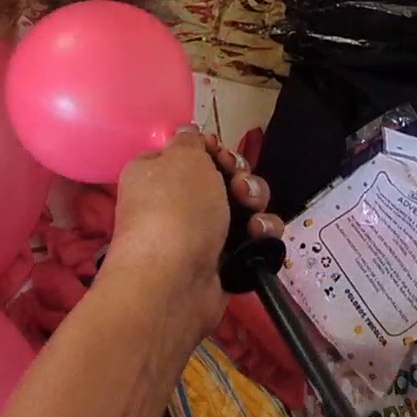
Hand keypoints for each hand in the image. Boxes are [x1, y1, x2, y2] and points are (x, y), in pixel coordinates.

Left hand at [102, 127, 283, 347]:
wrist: (172, 283)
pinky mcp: (222, 261)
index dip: (212, 150)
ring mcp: (198, 234)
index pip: (190, 153)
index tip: (221, 154)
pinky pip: (251, 238)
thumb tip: (188, 133)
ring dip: (256, 203)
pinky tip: (258, 237)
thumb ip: (190, 140)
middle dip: (240, 177)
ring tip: (252, 215)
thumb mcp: (183, 158)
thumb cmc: (174, 209)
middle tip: (238, 186)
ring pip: (242, 206)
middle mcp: (174, 203)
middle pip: (222, 177)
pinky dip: (261, 235)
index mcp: (156, 174)